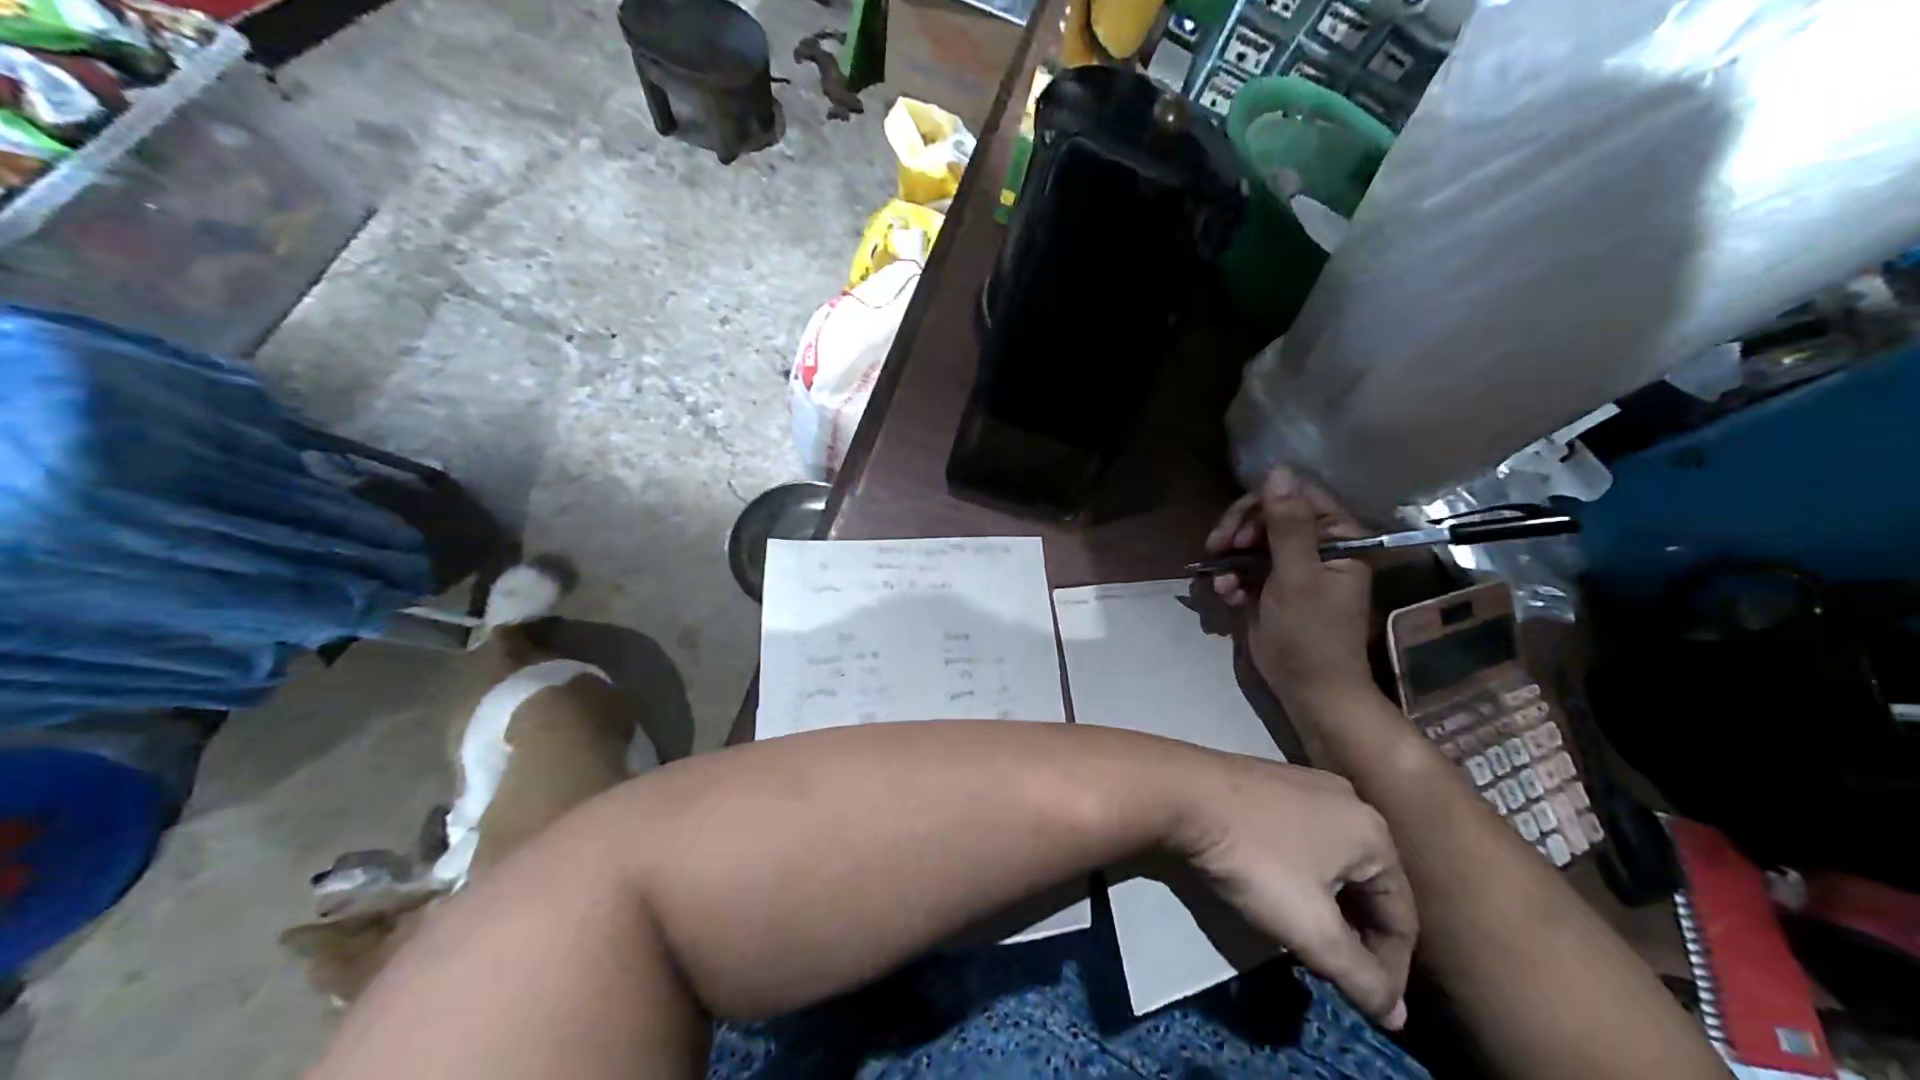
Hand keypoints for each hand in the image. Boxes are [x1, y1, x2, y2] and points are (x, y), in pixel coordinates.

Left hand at [1168, 751, 1415, 1028]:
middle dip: (1359, 936)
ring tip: (1309, 940)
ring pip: (1334, 862)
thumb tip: (1396, 1016)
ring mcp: (1304, 784)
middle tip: (1338, 974)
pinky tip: (1281, 892)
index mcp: (1373, 832)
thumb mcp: (1311, 928)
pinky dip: (1303, 874)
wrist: (1179, 792)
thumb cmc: (1253, 859)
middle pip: (1369, 886)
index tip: (1373, 1006)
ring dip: (1329, 906)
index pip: (1402, 918)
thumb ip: (1359, 976)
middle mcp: (1347, 800)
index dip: (1391, 970)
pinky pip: (1303, 839)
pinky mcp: (1268, 782)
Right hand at [1204, 468, 1373, 701]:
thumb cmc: (1312, 634)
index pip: (1295, 496)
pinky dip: (1230, 579)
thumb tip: (1277, 471)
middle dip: (1238, 531)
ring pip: (1249, 540)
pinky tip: (1226, 596)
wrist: (1310, 690)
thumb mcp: (1298, 576)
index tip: (1237, 532)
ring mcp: (1290, 566)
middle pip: (1267, 515)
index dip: (1260, 506)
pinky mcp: (1269, 586)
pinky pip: (1242, 567)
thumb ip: (1287, 524)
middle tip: (1218, 550)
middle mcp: (1315, 546)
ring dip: (1229, 558)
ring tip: (1223, 582)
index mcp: (1336, 537)